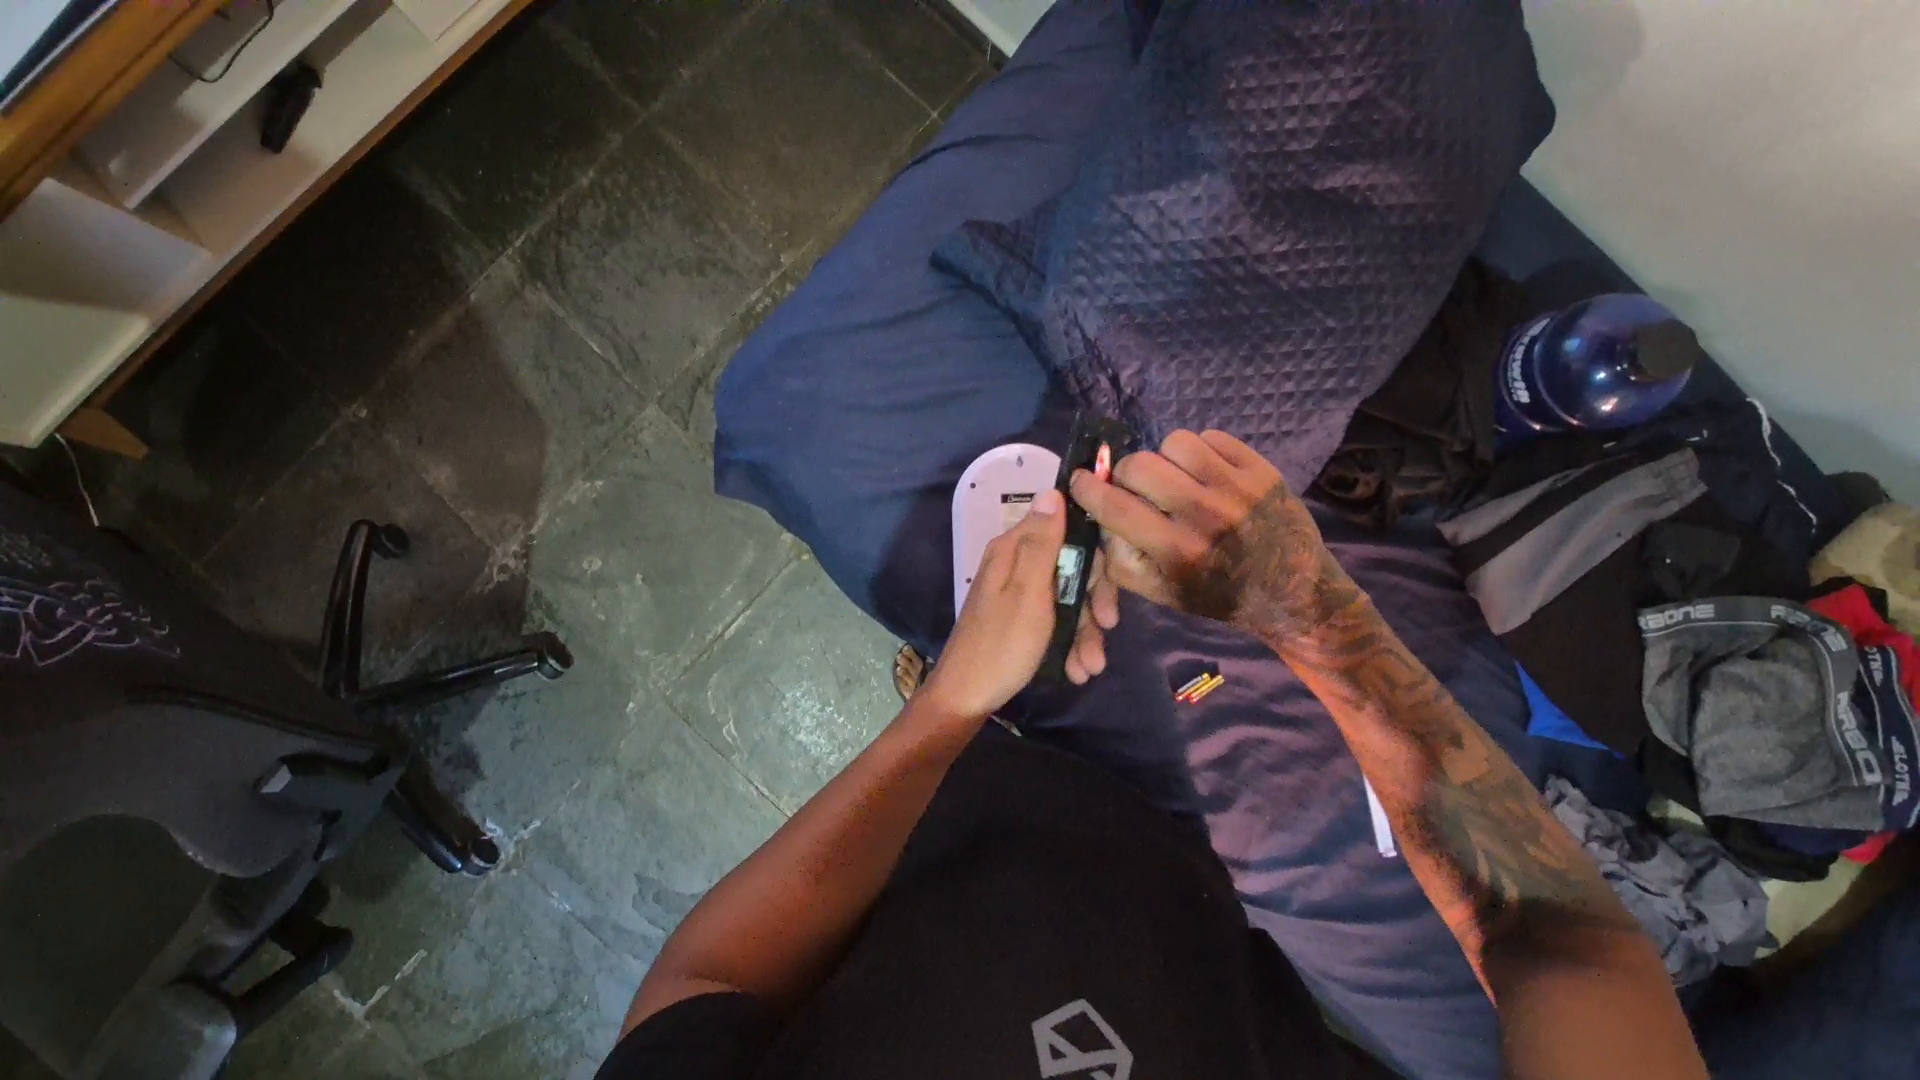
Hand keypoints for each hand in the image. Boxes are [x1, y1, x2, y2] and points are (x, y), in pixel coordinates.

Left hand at [920, 489, 1116, 719]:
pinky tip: (1077, 670)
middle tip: (1107, 627)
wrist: (968, 696)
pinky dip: (1071, 645)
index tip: (1111, 586)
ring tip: (1091, 666)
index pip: (1067, 531)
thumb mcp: (1028, 592)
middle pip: (1073, 568)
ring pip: (1069, 600)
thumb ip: (1042, 544)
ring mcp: (1019, 593)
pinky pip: (1056, 621)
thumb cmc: (1001, 644)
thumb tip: (1053, 492)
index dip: (1096, 557)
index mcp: (1014, 550)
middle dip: (1094, 602)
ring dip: (1086, 633)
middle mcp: (1016, 565)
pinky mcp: (1022, 619)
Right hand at [1068, 430, 1365, 640]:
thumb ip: (1122, 558)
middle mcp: (1205, 516)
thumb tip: (1100, 513)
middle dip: (1126, 473)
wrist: (1292, 592)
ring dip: (1164, 458)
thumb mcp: (1161, 593)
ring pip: (1174, 442)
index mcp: (1176, 552)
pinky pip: (1211, 438)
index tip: (1080, 481)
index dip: (1088, 488)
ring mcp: (1236, 488)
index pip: (1115, 507)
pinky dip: (1199, 452)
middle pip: (1140, 465)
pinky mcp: (1260, 470)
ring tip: (1174, 477)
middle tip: (1135, 485)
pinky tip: (1204, 474)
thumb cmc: (1217, 595)